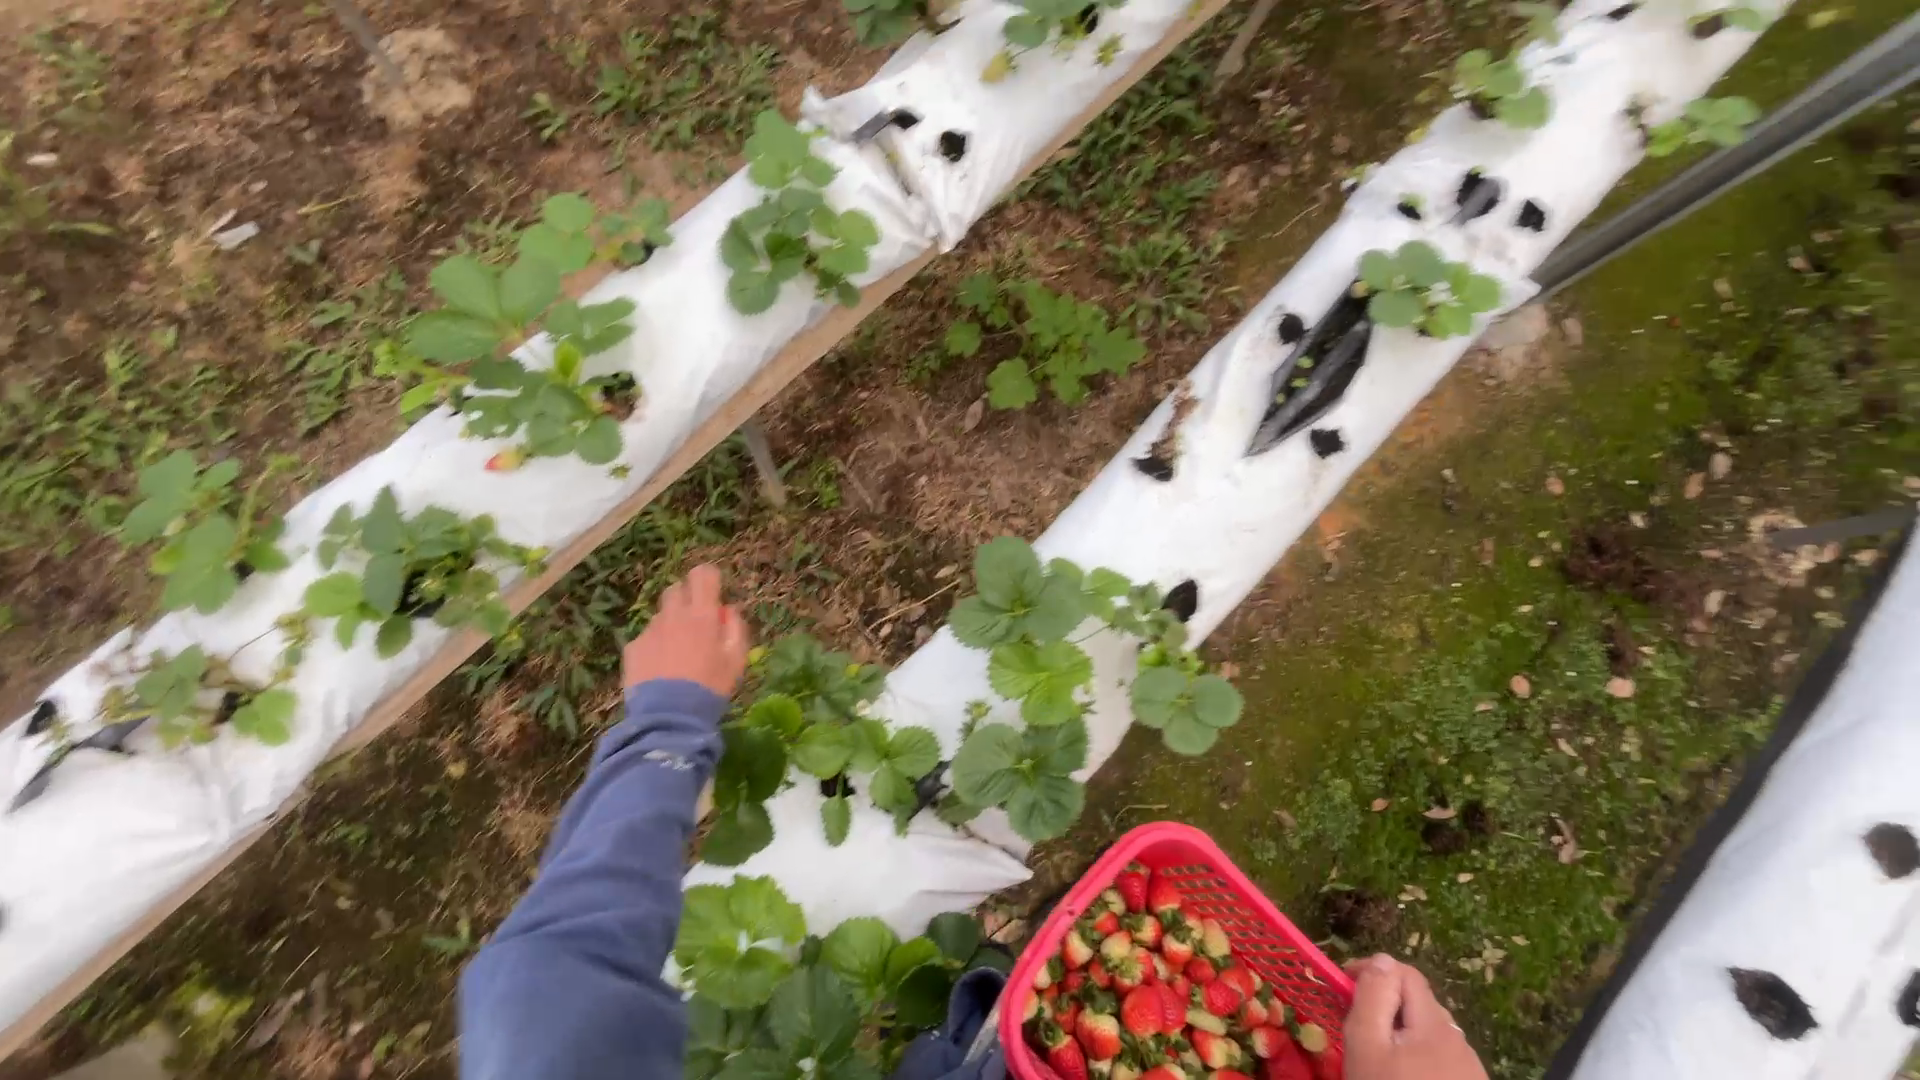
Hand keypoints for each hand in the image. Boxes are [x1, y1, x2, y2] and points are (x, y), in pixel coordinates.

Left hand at [622, 564, 749, 696]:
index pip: (703, 575)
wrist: (670, 716)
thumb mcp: (736, 660)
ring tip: (678, 651)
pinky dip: (655, 645)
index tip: (713, 591)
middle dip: (686, 598)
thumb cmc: (711, 687)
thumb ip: (736, 628)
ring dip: (671, 624)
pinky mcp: (633, 648)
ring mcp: (650, 631)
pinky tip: (661, 668)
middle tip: (696, 621)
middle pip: (676, 589)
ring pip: (661, 615)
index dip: (708, 578)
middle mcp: (674, 616)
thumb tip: (729, 611)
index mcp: (702, 615)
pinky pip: (647, 637)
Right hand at [1343, 955, 1488, 1079]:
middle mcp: (1461, 1042)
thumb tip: (1381, 959)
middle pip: (1420, 1002)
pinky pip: (1442, 1059)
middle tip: (1356, 1023)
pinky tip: (1405, 1077)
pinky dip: (1420, 1056)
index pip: (1405, 973)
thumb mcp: (1367, 1045)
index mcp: (1436, 1026)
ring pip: (1431, 1031)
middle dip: (1386, 1002)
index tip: (1342, 985)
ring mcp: (1471, 1071)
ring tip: (1379, 1054)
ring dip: (1403, 1030)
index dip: (1372, 970)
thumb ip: (1373, 996)